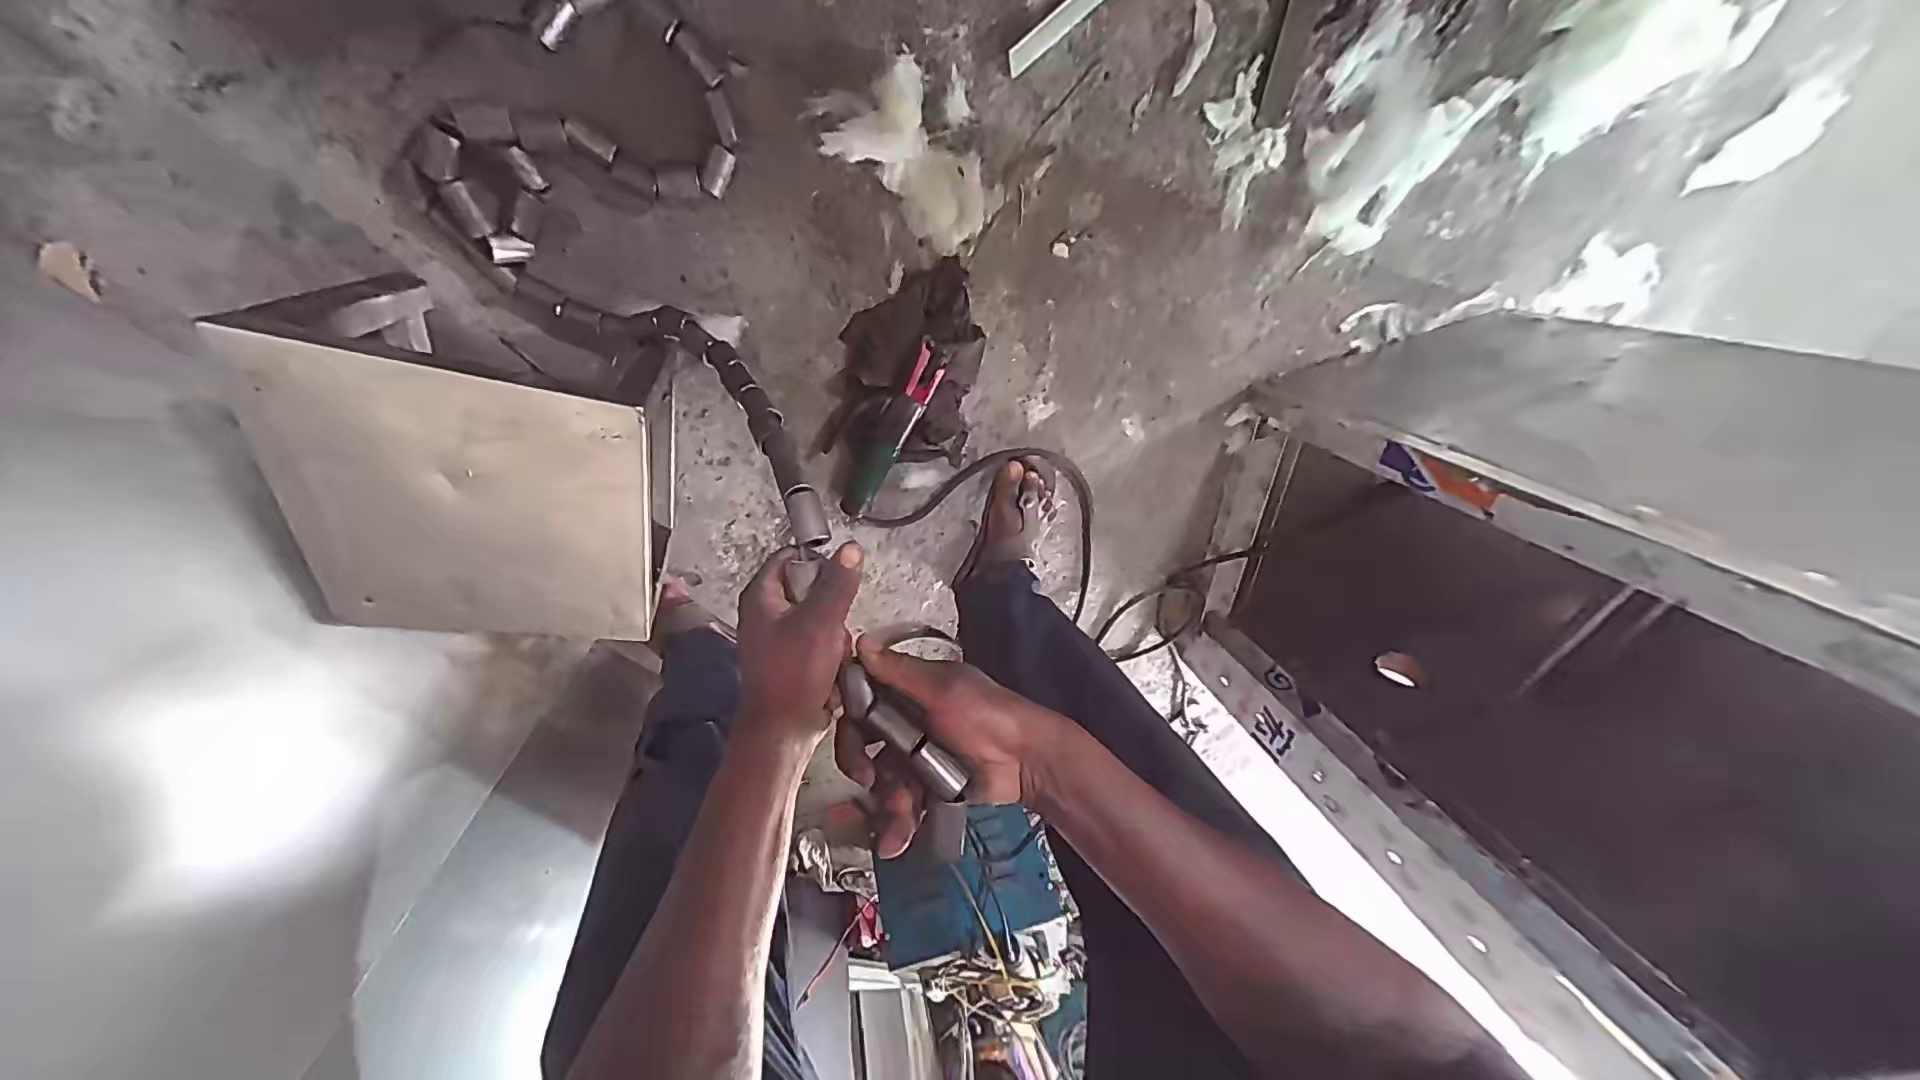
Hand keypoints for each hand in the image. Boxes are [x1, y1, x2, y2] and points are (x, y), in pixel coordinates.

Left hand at [736, 542, 863, 743]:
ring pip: (820, 616)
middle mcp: (765, 613)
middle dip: (832, 606)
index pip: (789, 558)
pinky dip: (831, 650)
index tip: (839, 578)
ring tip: (835, 651)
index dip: (816, 561)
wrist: (785, 729)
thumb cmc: (795, 672)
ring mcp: (778, 637)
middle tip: (836, 624)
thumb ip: (837, 583)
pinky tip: (834, 666)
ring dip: (836, 632)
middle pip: (809, 588)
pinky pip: (820, 639)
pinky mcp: (792, 657)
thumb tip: (851, 548)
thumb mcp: (821, 621)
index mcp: (761, 597)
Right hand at [835, 637, 1076, 856]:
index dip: (847, 718)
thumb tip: (861, 642)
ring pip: (881, 779)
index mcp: (908, 692)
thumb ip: (900, 672)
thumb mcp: (943, 688)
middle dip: (859, 763)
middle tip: (867, 778)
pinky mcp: (927, 788)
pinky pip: (902, 805)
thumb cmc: (986, 714)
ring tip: (900, 818)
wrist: (1026, 761)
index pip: (861, 701)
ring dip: (884, 801)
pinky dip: (899, 824)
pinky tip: (896, 841)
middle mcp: (906, 723)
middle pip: (862, 744)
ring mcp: (916, 758)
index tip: (845, 736)